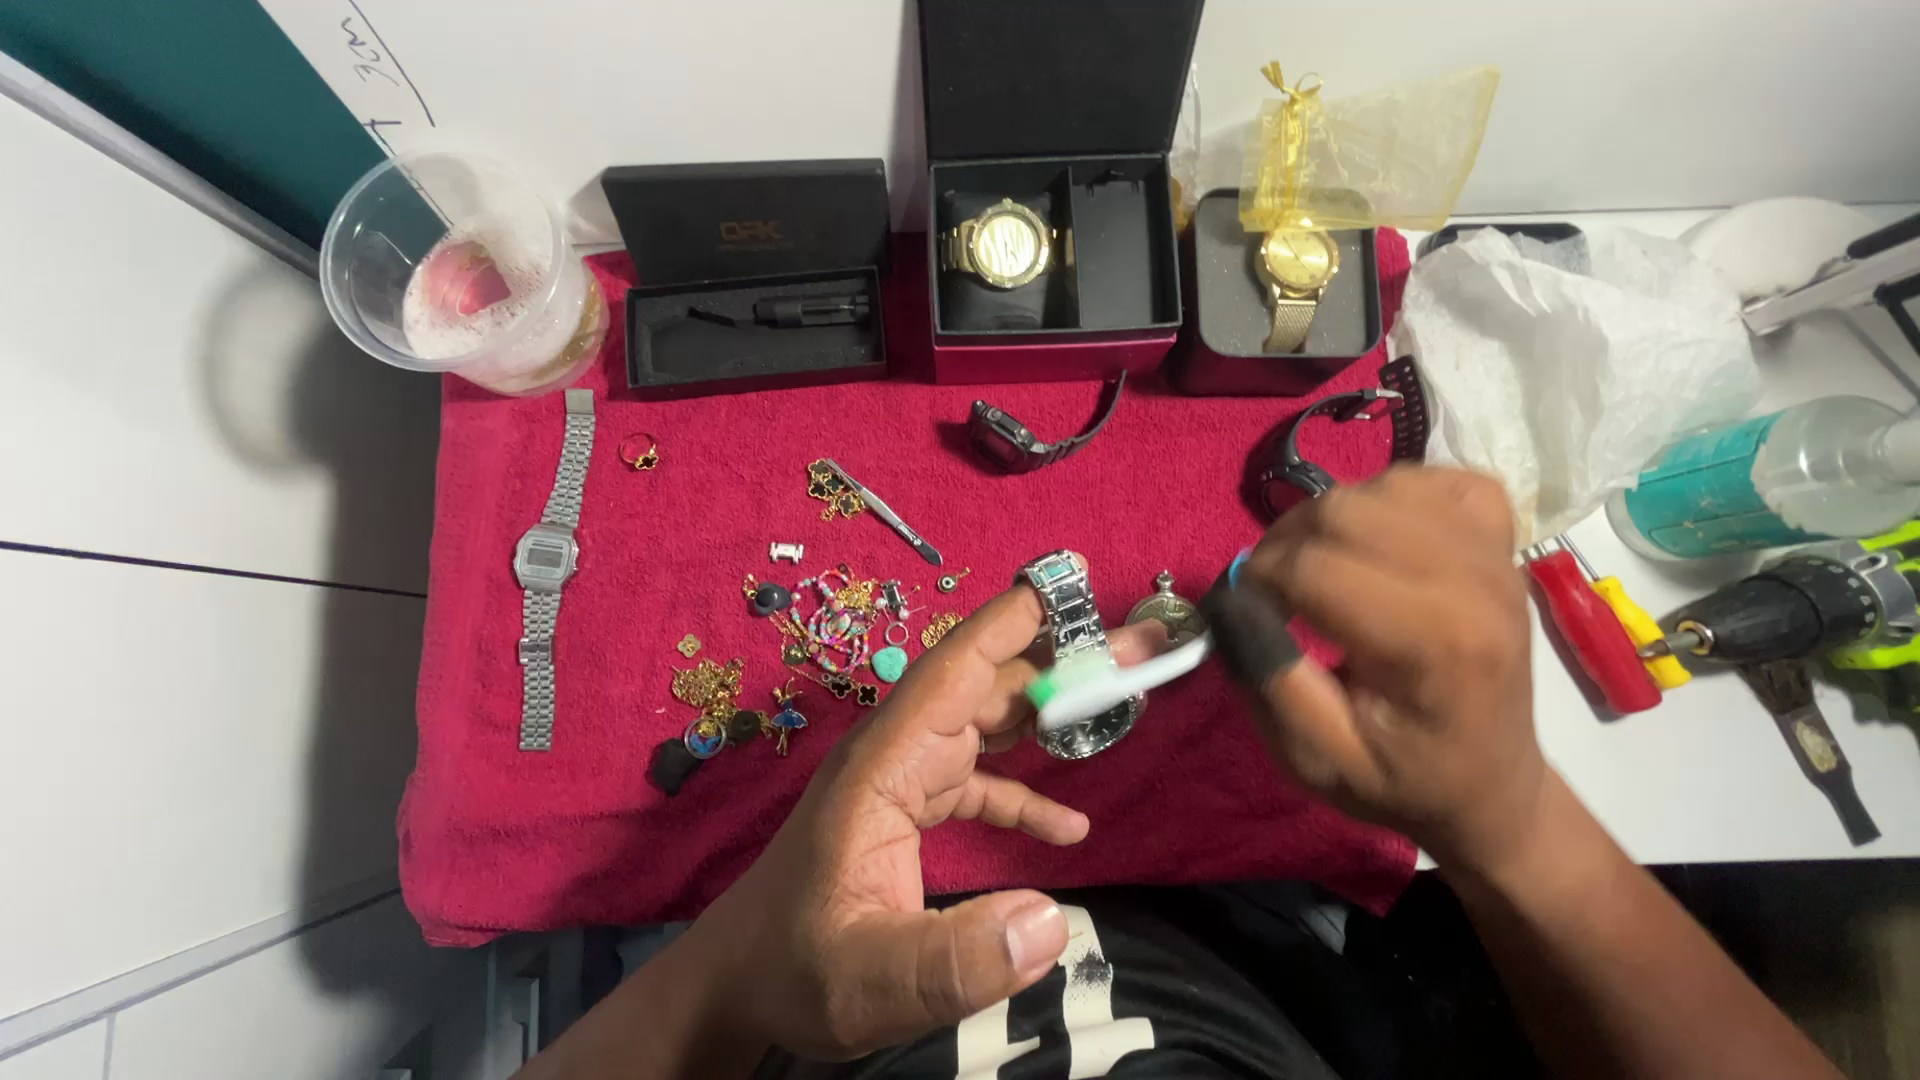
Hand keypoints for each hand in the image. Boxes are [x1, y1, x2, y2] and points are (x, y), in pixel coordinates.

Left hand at [697, 581, 1165, 1060]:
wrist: (744, 981)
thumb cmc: (794, 967)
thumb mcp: (871, 977)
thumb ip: (955, 959)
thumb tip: (1053, 922)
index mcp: (885, 762)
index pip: (953, 670)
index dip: (1009, 623)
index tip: (1069, 585)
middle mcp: (900, 752)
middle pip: (986, 685)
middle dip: (1061, 661)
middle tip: (1139, 646)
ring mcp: (907, 777)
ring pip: (988, 721)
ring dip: (1051, 709)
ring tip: (1122, 697)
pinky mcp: (914, 808)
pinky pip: (981, 782)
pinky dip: (1024, 790)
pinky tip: (1065, 826)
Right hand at [1205, 466, 1544, 873]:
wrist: (1489, 785)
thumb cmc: (1399, 779)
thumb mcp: (1314, 758)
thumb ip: (1268, 677)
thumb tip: (1231, 598)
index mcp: (1434, 643)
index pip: (1314, 567)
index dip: (1257, 583)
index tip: (1250, 619)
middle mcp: (1476, 582)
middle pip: (1343, 510)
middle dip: (1283, 544)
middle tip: (1273, 594)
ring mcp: (1496, 551)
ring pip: (1378, 485)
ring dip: (1325, 519)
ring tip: (1316, 566)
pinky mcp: (1502, 535)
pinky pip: (1429, 478)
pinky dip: (1383, 495)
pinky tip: (1372, 538)